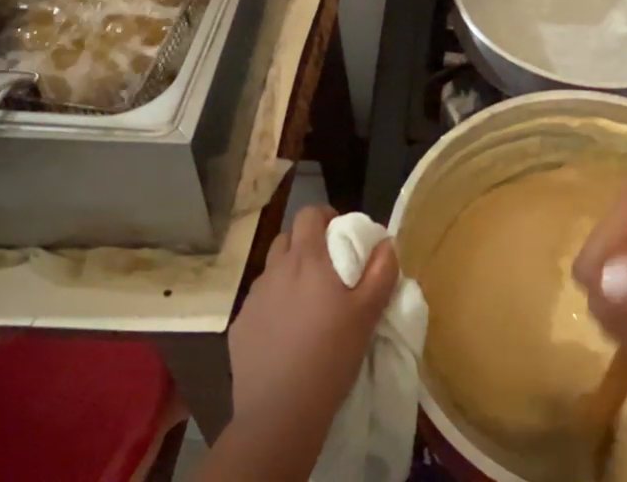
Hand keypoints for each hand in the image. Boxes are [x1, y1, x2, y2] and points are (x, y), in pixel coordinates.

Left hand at [229, 205, 398, 426]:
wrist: (280, 412)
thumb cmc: (331, 355)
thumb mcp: (368, 313)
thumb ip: (381, 271)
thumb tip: (386, 242)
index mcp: (307, 260)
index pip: (309, 214)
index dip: (325, 216)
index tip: (341, 234)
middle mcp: (275, 271)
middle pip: (287, 237)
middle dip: (307, 243)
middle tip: (328, 269)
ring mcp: (253, 299)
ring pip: (272, 271)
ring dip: (289, 274)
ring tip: (308, 303)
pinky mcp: (239, 327)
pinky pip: (259, 303)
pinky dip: (274, 306)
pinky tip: (287, 334)